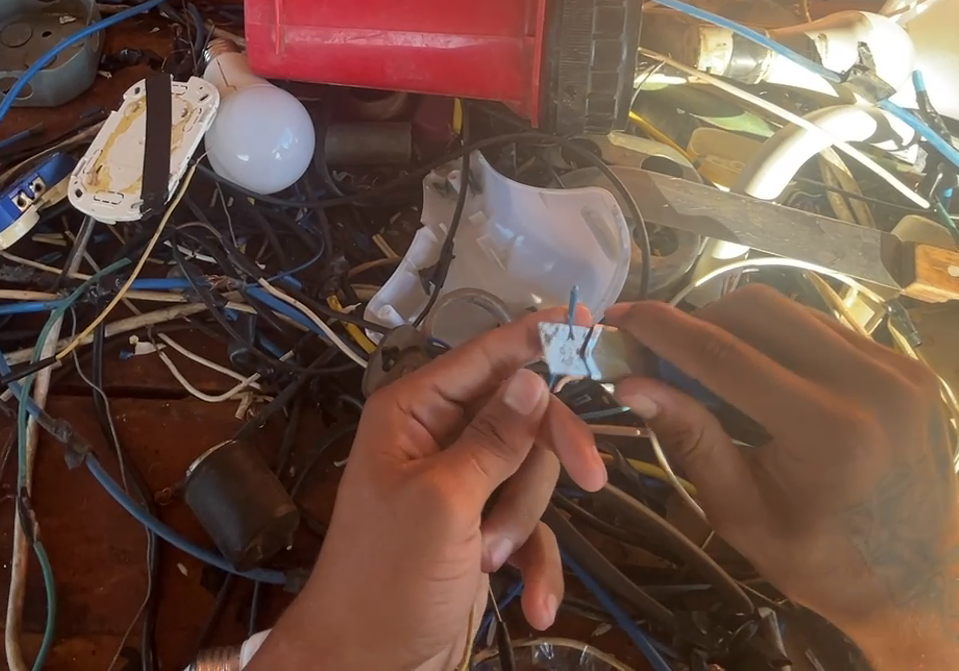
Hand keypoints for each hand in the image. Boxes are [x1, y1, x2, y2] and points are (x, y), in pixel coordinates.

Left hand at [254, 313, 606, 670]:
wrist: (367, 664)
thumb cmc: (388, 575)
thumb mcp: (444, 502)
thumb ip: (493, 440)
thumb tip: (532, 377)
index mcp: (414, 409)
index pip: (483, 357)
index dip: (534, 338)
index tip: (588, 321)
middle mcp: (438, 434)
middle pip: (519, 415)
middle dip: (542, 455)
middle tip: (592, 479)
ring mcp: (463, 481)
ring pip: (529, 470)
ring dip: (521, 519)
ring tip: (488, 557)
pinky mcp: (481, 526)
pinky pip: (529, 524)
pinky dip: (535, 563)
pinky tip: (532, 602)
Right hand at [611, 287, 958, 669]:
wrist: (929, 592)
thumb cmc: (824, 564)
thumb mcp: (740, 513)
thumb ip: (688, 437)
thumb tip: (628, 382)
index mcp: (829, 431)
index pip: (721, 353)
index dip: (660, 327)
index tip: (617, 315)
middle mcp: (872, 385)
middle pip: (753, 309)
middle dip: (696, 321)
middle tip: (665, 354)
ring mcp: (899, 370)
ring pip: (784, 308)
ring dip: (732, 325)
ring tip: (710, 365)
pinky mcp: (909, 366)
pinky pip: (817, 324)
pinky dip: (773, 337)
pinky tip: (761, 374)